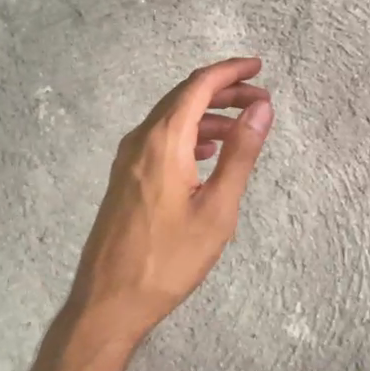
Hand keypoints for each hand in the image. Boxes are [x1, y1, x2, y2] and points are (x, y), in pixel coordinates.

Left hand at [31, 58, 275, 370]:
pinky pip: (161, 136)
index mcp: (163, 139)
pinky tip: (209, 152)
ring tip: (243, 126)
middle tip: (260, 99)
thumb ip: (241, 154)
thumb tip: (262, 108)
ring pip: (173, 116)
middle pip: (185, 96)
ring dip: (209, 114)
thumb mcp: (216, 210)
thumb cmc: (167, 259)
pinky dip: (191, 133)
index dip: (231, 70)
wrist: (107, 303)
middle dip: (224, 90)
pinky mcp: (126, 175)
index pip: (199, 85)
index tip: (259, 67)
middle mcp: (142, 138)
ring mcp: (129, 156)